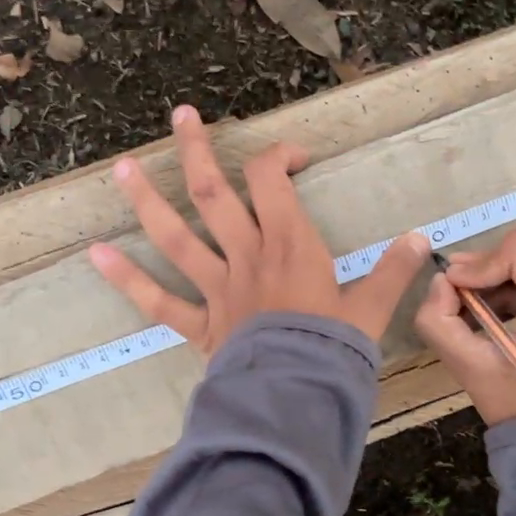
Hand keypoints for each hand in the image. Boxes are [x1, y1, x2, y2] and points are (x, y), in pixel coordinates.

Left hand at [89, 105, 429, 354]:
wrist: (296, 398)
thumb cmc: (334, 352)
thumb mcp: (371, 310)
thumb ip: (393, 271)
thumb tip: (421, 239)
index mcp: (289, 245)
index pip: (271, 181)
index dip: (276, 157)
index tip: (292, 156)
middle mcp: (246, 256)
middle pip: (214, 193)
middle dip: (197, 150)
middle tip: (181, 116)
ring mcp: (217, 289)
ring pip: (177, 238)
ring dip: (148, 201)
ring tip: (122, 169)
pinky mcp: (201, 325)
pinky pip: (159, 302)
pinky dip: (128, 280)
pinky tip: (95, 256)